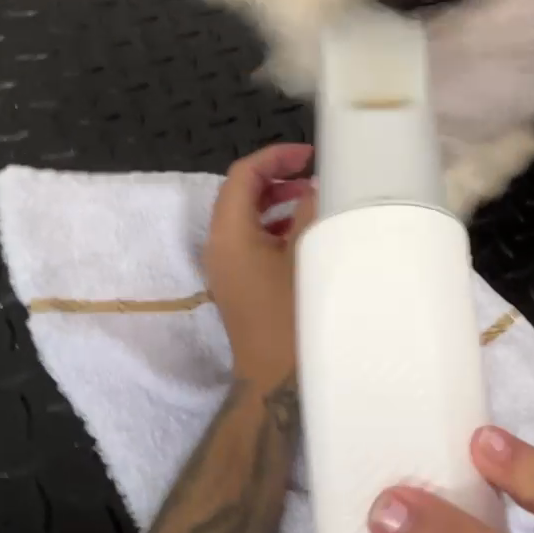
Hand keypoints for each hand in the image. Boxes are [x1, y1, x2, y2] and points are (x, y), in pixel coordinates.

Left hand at [203, 143, 316, 380]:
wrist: (275, 377)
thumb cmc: (292, 311)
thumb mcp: (306, 254)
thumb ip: (309, 213)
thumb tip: (315, 188)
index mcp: (229, 233)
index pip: (243, 175)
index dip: (275, 157)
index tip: (308, 155)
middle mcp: (219, 245)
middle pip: (240, 193)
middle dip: (275, 175)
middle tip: (312, 171)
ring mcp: (226, 266)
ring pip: (246, 216)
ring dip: (276, 199)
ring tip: (313, 196)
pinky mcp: (238, 282)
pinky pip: (251, 238)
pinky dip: (275, 224)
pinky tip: (305, 229)